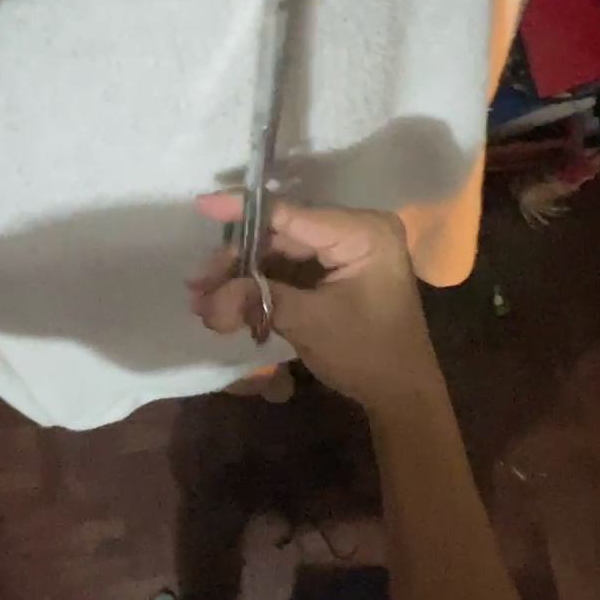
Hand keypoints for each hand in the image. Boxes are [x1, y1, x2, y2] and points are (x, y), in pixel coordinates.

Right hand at [190, 195, 446, 415]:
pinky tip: (225, 304)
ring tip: (203, 303)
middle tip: (198, 286)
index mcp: (363, 232)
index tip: (202, 205)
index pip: (292, 215)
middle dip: (237, 261)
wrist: (401, 394)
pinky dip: (259, 288)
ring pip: (279, 255)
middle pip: (281, 236)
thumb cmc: (368, 353)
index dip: (244, 212)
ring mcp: (344, 254)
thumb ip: (258, 300)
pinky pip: (289, 272)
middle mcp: (355, 232)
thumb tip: (205, 299)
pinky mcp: (334, 275)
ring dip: (242, 278)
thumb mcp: (310, 322)